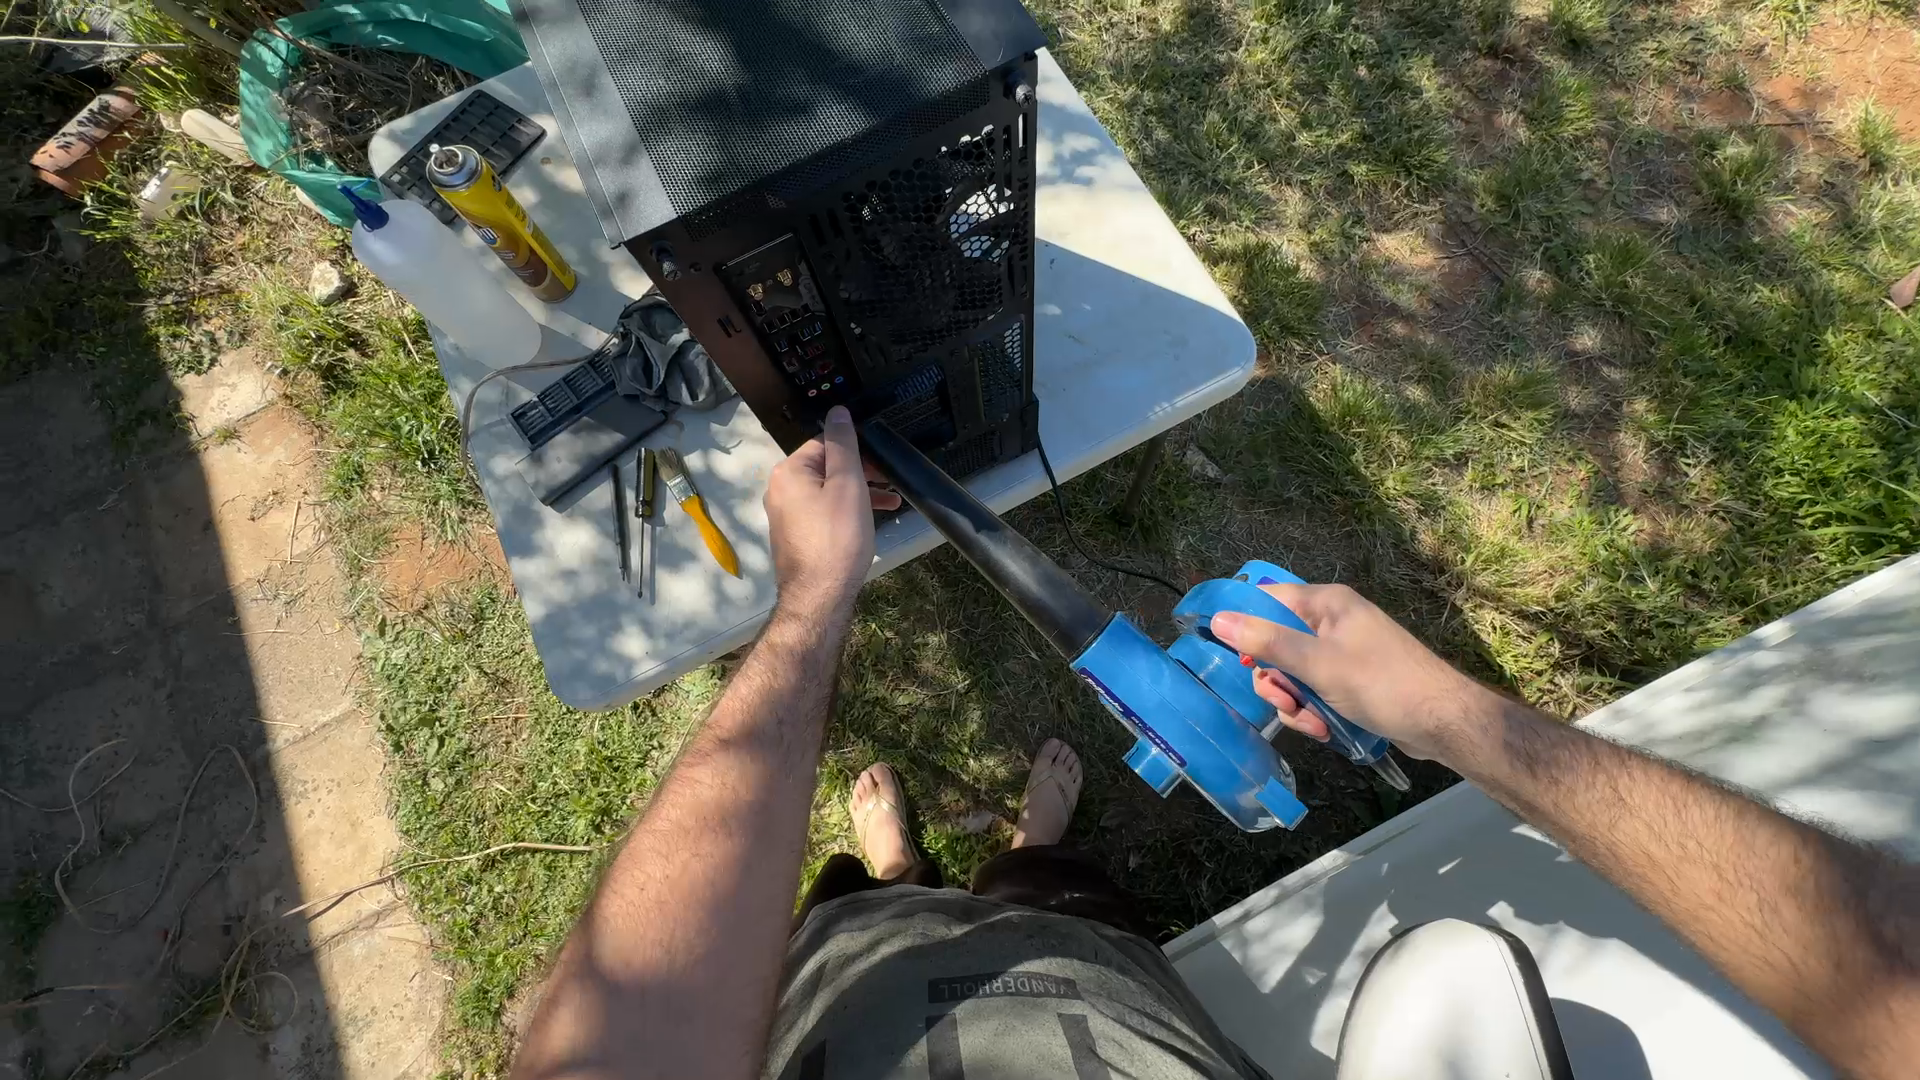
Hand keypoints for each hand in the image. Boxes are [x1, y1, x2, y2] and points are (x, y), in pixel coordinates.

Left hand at [764, 406, 901, 616]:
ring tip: (890, 502)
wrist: (820, 596)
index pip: (824, 444)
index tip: (882, 464)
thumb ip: (844, 445)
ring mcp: (785, 517)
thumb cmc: (837, 537)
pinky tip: (866, 522)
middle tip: (890, 483)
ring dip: (858, 493)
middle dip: (860, 473)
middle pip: (826, 468)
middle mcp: (780, 491)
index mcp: (789, 472)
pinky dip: (845, 512)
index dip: (856, 450)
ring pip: (826, 493)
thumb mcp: (848, 484)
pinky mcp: (795, 538)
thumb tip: (838, 411)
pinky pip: (822, 513)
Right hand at [1208, 583, 1500, 762]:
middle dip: (1275, 679)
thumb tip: (1217, 620)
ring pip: (1291, 673)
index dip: (1245, 624)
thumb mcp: (1316, 663)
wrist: (1446, 725)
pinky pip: (1311, 689)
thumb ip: (1265, 641)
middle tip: (1285, 700)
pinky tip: (1324, 729)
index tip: (1239, 657)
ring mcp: (1340, 652)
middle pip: (1274, 643)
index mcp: (1325, 604)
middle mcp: (1330, 622)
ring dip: (1292, 702)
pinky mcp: (1349, 680)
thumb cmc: (1381, 684)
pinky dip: (1311, 711)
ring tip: (1311, 723)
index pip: (1266, 599)